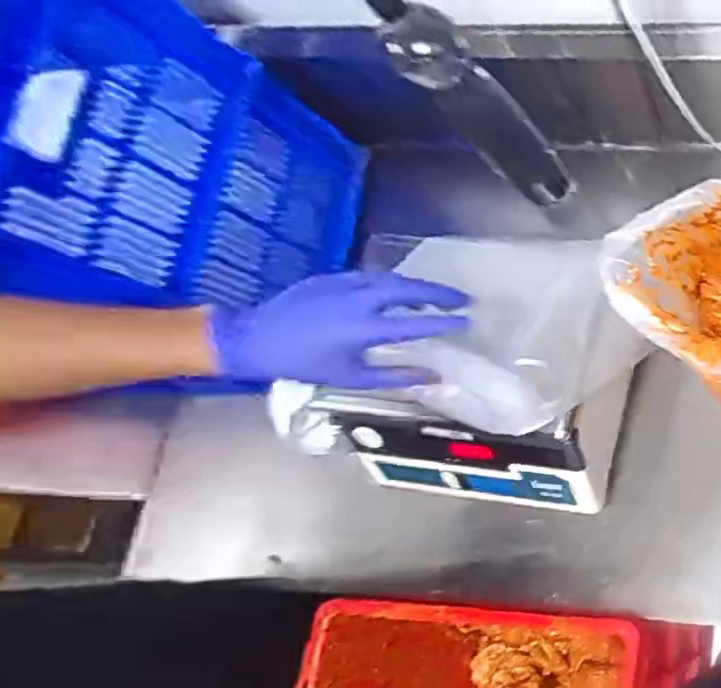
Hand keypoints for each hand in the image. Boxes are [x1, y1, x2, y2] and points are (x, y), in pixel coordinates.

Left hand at [207, 271, 469, 387]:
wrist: (253, 339)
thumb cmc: (306, 365)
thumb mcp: (355, 378)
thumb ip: (399, 377)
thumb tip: (438, 378)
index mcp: (365, 329)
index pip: (416, 323)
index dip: (445, 321)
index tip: (467, 320)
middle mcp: (356, 301)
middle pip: (407, 289)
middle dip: (439, 293)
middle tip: (463, 299)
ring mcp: (341, 285)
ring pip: (389, 278)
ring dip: (417, 286)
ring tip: (436, 296)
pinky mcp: (329, 278)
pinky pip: (369, 276)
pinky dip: (392, 282)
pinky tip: (398, 291)